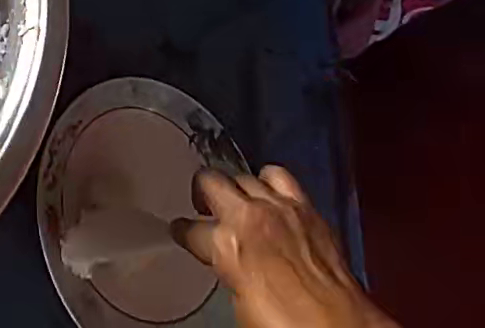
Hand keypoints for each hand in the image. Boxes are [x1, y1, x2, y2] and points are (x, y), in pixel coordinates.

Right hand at [173, 166, 396, 327]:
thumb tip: (229, 267)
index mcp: (226, 246)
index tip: (180, 231)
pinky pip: (279, 176)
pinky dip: (269, 183)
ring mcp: (277, 206)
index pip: (191, 231)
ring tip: (237, 201)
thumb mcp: (242, 310)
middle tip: (203, 207)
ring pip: (242, 174)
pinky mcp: (304, 205)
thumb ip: (229, 274)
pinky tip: (270, 196)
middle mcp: (247, 216)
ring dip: (236, 188)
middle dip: (202, 193)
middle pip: (210, 181)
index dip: (183, 233)